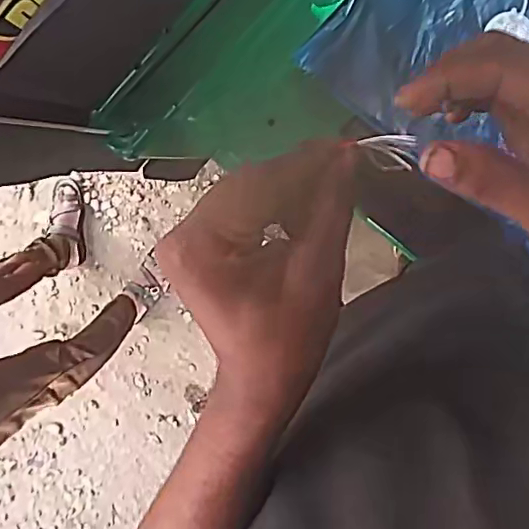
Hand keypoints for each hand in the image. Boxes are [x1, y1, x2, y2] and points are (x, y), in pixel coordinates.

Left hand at [156, 142, 357, 411]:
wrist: (262, 381)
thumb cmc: (287, 341)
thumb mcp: (316, 272)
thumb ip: (329, 208)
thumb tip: (346, 157)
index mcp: (199, 245)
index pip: (258, 187)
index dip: (305, 165)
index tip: (344, 148)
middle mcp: (182, 233)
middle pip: (249, 185)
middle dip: (299, 174)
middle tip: (344, 162)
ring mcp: (187, 237)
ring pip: (248, 192)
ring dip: (290, 187)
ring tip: (332, 182)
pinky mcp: (200, 241)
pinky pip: (243, 207)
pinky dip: (277, 203)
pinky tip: (306, 202)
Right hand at [395, 33, 528, 273]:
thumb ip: (490, 182)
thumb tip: (429, 154)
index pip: (504, 66)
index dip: (450, 77)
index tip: (407, 102)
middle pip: (500, 52)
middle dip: (449, 73)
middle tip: (410, 107)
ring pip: (498, 61)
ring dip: (456, 80)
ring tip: (425, 111)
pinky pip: (503, 82)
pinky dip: (471, 91)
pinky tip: (454, 115)